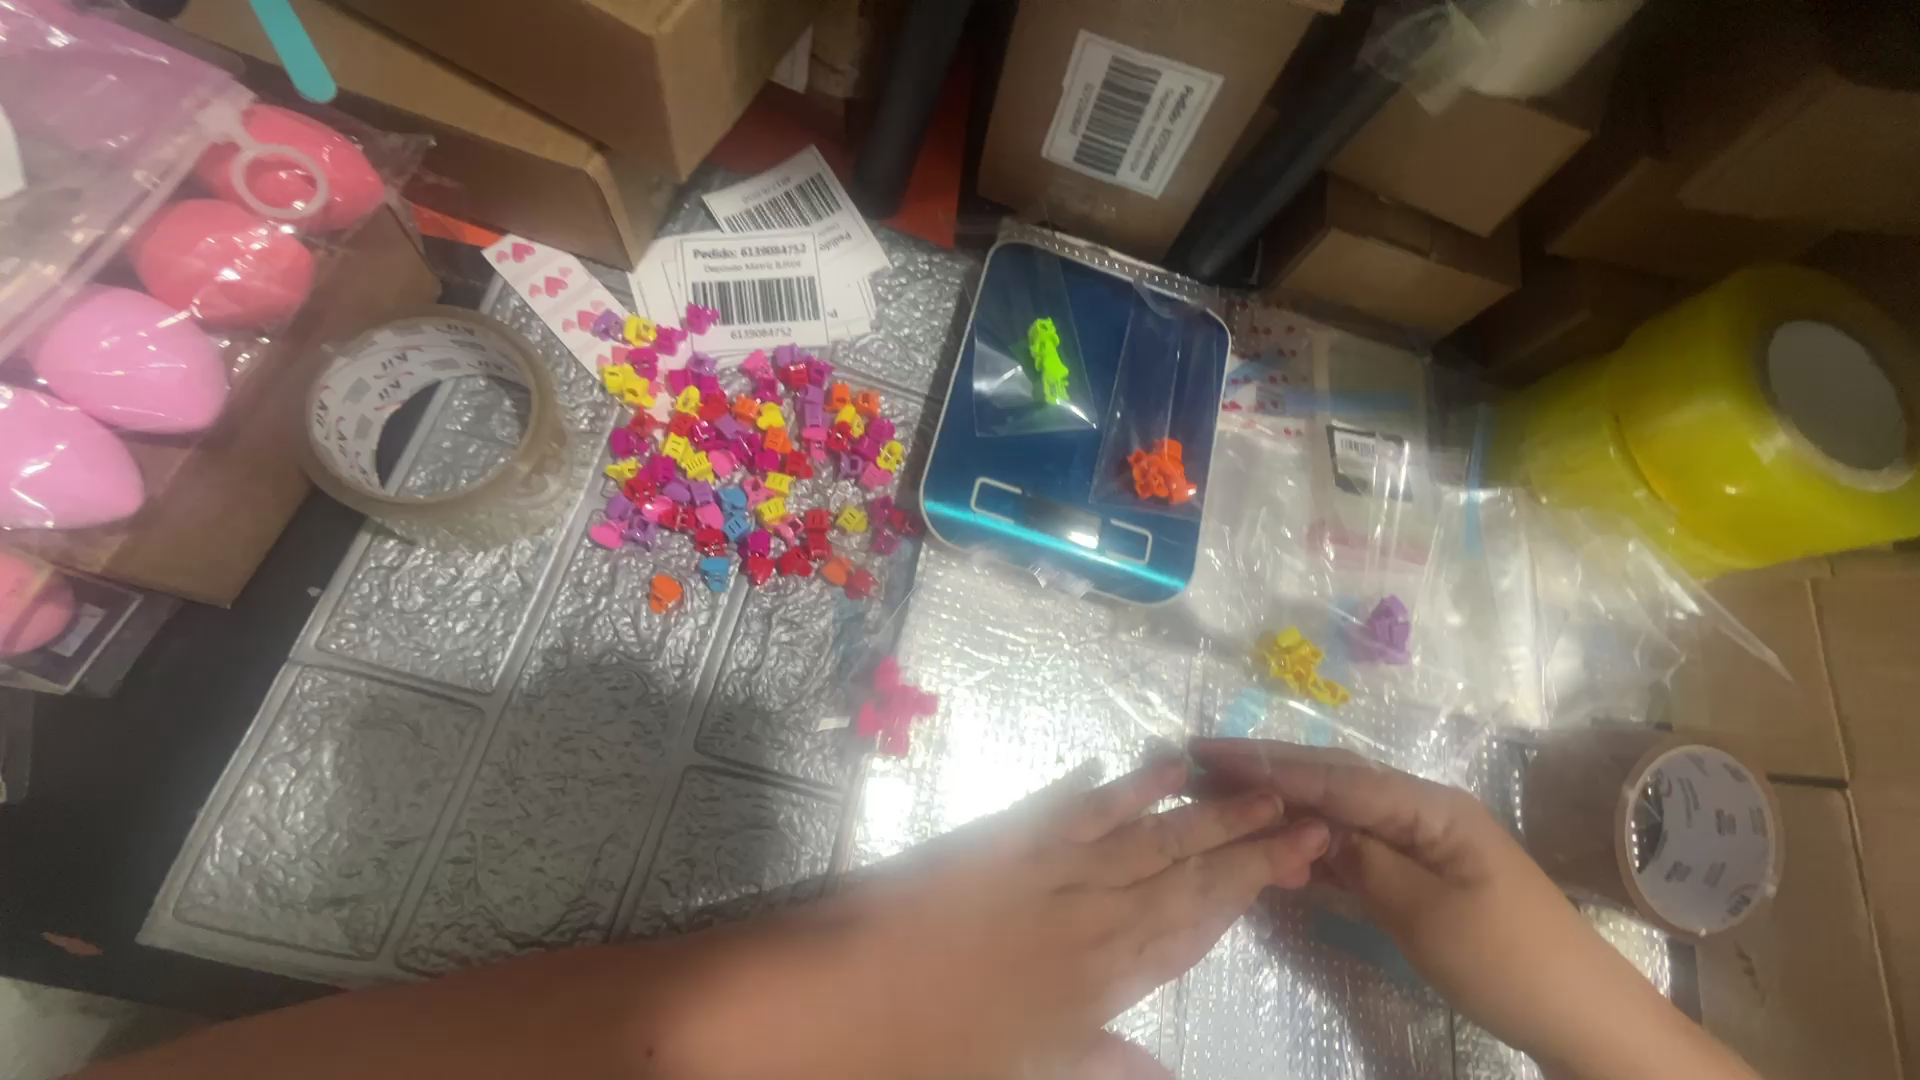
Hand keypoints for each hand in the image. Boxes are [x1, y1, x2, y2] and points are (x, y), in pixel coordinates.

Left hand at [660, 756, 1330, 1079]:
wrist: (840, 992)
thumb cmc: (931, 1046)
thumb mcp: (1022, 1067)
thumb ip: (1099, 1058)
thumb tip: (1168, 1075)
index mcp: (1098, 976)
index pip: (1193, 924)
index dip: (1249, 890)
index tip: (1298, 855)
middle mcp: (1085, 911)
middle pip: (1180, 869)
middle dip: (1244, 840)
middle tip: (1300, 807)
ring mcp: (1042, 866)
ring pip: (1135, 830)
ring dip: (1191, 805)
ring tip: (1242, 778)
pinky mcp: (1000, 836)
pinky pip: (1062, 805)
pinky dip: (1100, 785)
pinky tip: (1130, 762)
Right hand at [1187, 739, 1759, 1079]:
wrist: (1589, 1024)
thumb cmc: (1510, 963)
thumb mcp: (1426, 911)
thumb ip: (1360, 856)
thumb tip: (1306, 823)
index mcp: (1429, 805)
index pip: (1333, 775)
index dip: (1268, 764)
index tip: (1209, 752)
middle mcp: (1420, 809)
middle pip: (1331, 780)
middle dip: (1267, 771)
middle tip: (1202, 761)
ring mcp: (1418, 841)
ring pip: (1336, 812)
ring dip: (1284, 806)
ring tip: (1224, 797)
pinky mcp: (1415, 874)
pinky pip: (1352, 849)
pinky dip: (1312, 848)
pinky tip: (1275, 849)